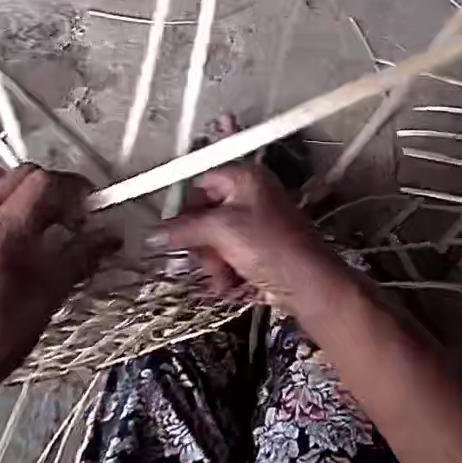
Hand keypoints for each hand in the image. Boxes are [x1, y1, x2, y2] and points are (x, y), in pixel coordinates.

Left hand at [0, 164, 107, 414]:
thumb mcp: (47, 297)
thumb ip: (81, 256)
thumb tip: (114, 234)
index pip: (43, 183)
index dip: (74, 188)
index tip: (89, 210)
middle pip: (20, 174)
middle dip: (53, 187)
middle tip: (69, 217)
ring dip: (21, 187)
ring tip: (36, 218)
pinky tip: (8, 234)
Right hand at [159, 163, 350, 308]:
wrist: (307, 281)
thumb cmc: (267, 244)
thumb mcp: (221, 230)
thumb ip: (185, 229)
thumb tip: (154, 234)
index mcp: (246, 177)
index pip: (202, 181)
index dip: (186, 206)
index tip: (175, 230)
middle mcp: (252, 193)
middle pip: (207, 213)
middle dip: (201, 240)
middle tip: (205, 257)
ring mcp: (258, 221)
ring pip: (217, 238)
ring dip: (213, 261)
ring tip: (222, 277)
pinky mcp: (261, 247)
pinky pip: (231, 254)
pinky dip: (227, 270)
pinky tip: (231, 285)